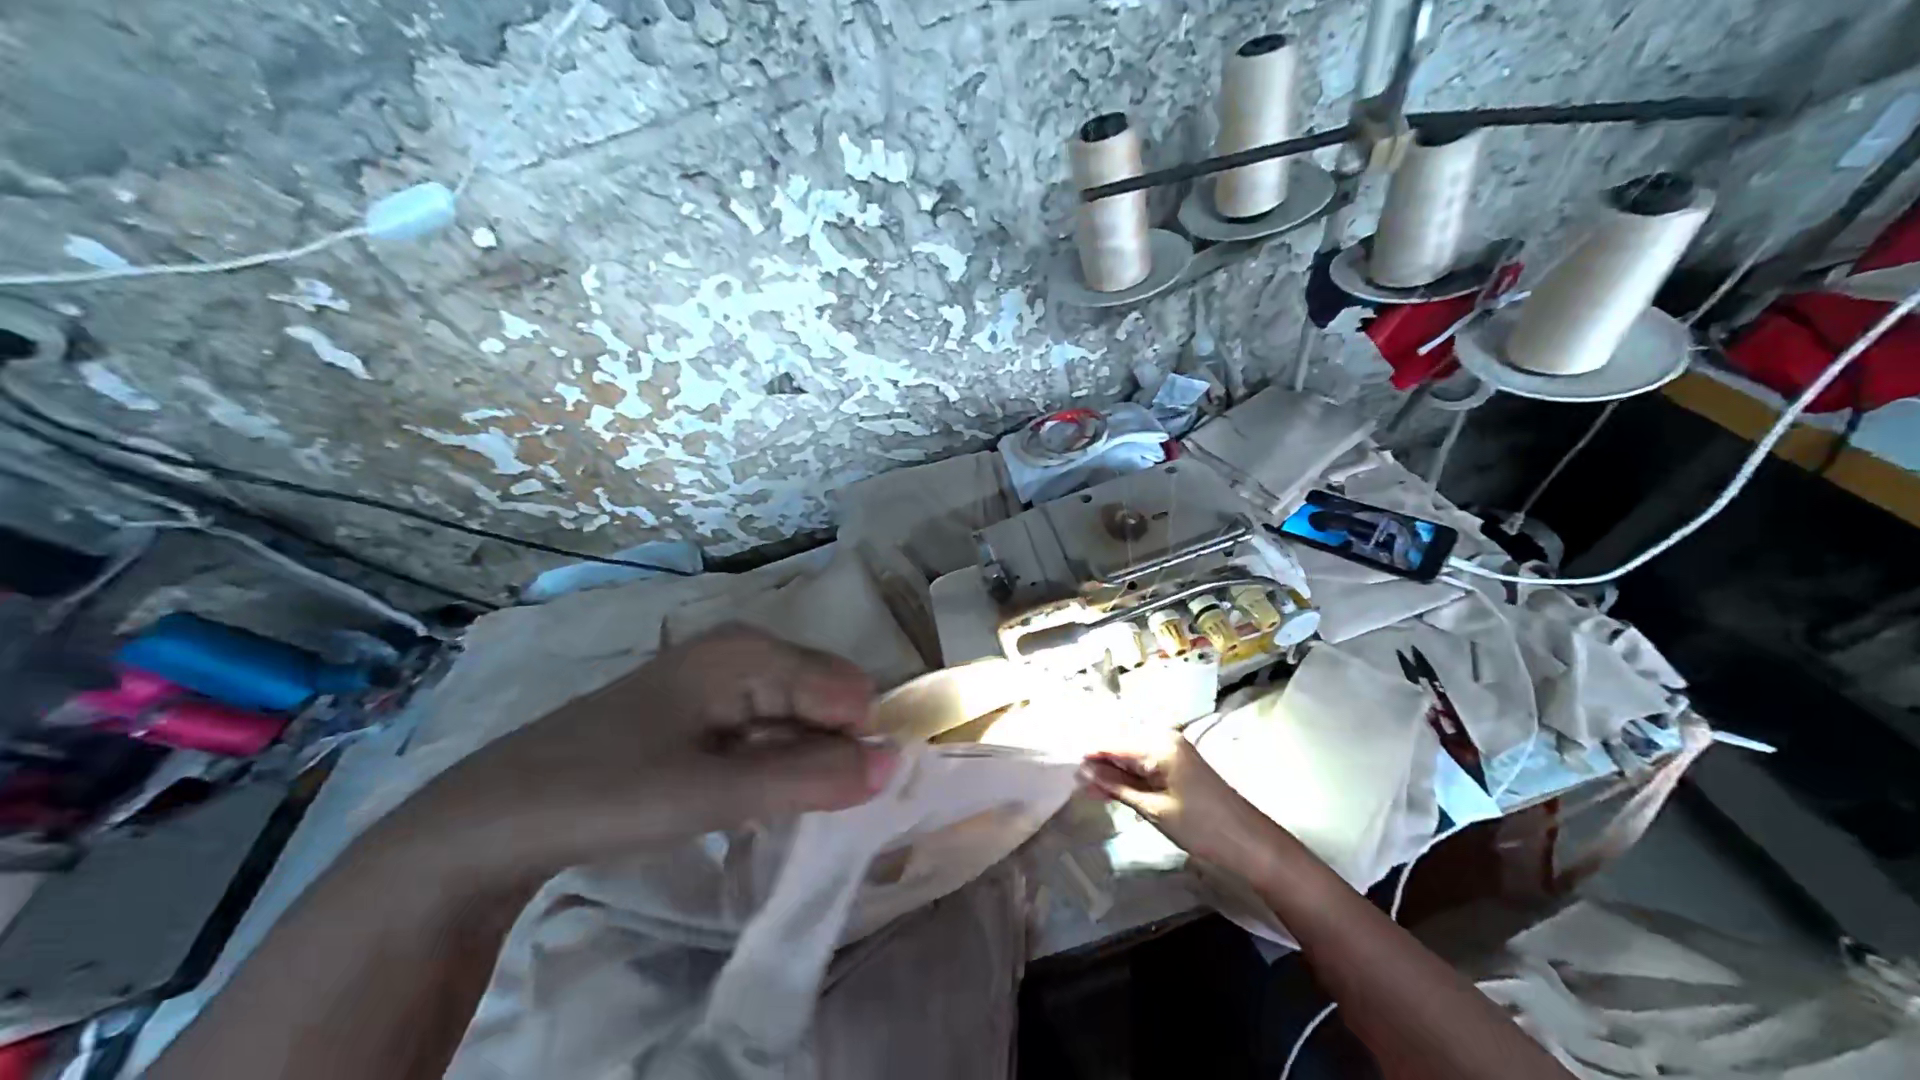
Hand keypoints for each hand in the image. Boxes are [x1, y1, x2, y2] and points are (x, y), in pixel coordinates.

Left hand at [397, 625, 900, 883]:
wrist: (493, 820)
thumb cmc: (604, 793)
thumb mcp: (711, 793)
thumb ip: (808, 777)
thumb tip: (894, 762)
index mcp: (748, 652)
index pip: (848, 690)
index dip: (856, 744)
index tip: (840, 800)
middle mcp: (743, 652)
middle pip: (828, 698)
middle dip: (831, 752)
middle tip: (794, 807)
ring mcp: (722, 679)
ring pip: (800, 717)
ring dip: (802, 763)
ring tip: (766, 807)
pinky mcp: (706, 710)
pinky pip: (770, 731)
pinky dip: (774, 765)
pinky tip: (746, 797)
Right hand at [1080, 733, 1287, 880]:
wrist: (1250, 844)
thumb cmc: (1200, 826)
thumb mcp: (1152, 808)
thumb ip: (1116, 786)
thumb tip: (1083, 771)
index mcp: (1159, 744)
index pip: (1113, 744)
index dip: (1089, 757)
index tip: (1066, 770)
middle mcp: (1166, 738)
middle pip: (1122, 746)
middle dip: (1100, 764)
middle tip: (1077, 785)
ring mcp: (1175, 750)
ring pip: (1133, 756)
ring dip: (1114, 773)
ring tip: (1091, 791)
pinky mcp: (1180, 764)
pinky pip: (1146, 763)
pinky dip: (1131, 776)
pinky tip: (1116, 790)